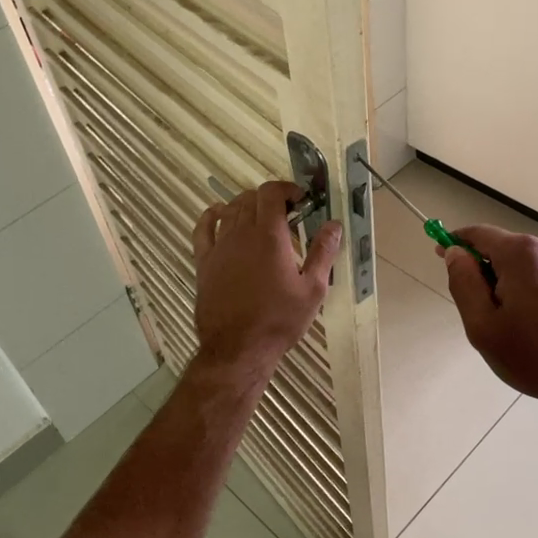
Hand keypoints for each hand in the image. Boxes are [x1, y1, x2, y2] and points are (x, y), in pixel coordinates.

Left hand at [191, 181, 341, 373]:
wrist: (238, 349)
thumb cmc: (279, 320)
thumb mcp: (313, 289)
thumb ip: (323, 252)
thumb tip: (334, 224)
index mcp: (269, 236)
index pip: (271, 193)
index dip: (286, 189)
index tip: (301, 201)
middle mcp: (240, 234)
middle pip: (250, 198)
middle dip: (270, 199)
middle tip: (287, 215)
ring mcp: (218, 247)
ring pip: (229, 210)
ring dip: (247, 206)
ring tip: (262, 220)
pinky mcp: (204, 262)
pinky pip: (203, 229)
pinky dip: (211, 216)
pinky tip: (219, 215)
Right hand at [442, 225, 537, 410]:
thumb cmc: (535, 356)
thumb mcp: (483, 326)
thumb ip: (463, 283)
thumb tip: (454, 253)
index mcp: (520, 253)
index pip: (477, 233)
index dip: (455, 243)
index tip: (440, 257)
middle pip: (500, 249)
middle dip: (482, 273)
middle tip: (479, 315)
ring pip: (520, 265)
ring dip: (505, 286)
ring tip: (510, 328)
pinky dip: (526, 292)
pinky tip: (532, 328)